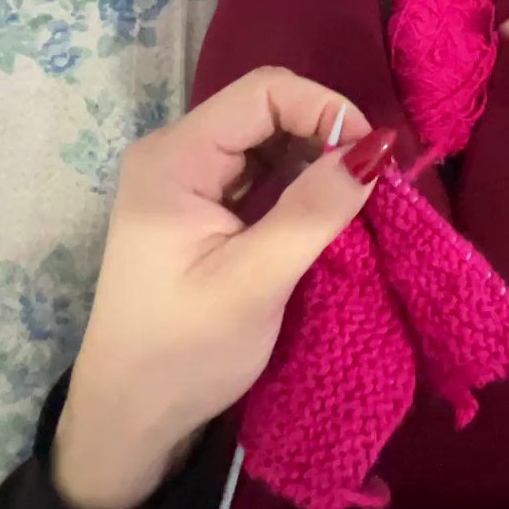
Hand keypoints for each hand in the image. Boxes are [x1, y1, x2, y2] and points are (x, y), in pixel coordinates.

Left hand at [54, 67, 394, 508]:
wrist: (131, 416)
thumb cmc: (184, 354)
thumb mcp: (254, 283)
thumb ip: (314, 210)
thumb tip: (377, 148)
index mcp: (174, 159)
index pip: (263, 93)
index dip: (325, 108)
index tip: (373, 156)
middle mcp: (178, 153)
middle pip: (266, 107)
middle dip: (326, 132)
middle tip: (372, 180)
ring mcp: (190, 178)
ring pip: (269, 137)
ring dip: (318, 157)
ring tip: (356, 196)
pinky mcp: (205, 204)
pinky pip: (263, 169)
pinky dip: (302, 180)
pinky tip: (326, 207)